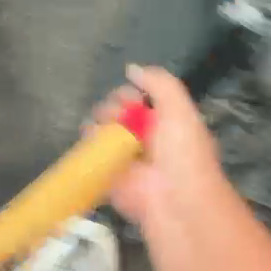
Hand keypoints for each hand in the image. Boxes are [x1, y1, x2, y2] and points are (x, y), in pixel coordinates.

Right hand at [88, 65, 232, 230]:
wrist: (176, 202)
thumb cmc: (183, 153)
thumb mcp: (180, 109)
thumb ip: (159, 83)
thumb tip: (132, 69)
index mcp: (165, 123)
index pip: (140, 100)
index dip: (130, 93)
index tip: (129, 96)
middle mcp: (145, 141)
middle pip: (118, 115)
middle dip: (112, 107)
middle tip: (117, 114)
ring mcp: (126, 160)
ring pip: (102, 134)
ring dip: (98, 124)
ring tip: (105, 127)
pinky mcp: (109, 179)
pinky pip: (93, 159)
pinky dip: (88, 147)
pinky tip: (91, 139)